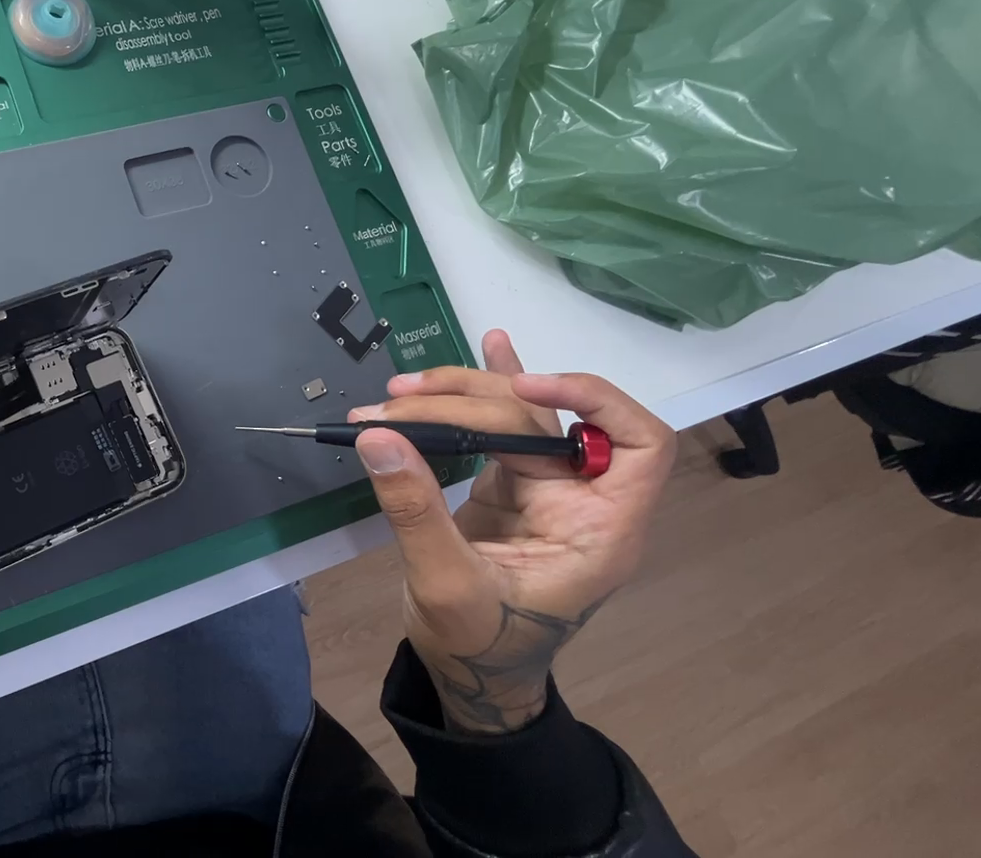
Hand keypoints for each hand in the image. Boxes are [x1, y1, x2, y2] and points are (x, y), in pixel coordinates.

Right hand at [351, 330, 675, 733]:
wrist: (469, 670)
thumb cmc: (479, 643)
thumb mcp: (445, 583)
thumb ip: (414, 509)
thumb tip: (377, 436)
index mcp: (599, 529)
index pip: (637, 445)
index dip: (593, 402)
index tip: (523, 390)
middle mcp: (580, 499)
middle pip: (544, 420)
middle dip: (471, 400)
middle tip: (397, 400)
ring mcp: (543, 489)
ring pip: (512, 418)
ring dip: (457, 395)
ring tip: (398, 388)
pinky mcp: (507, 486)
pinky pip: (498, 429)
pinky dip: (489, 390)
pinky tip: (492, 345)